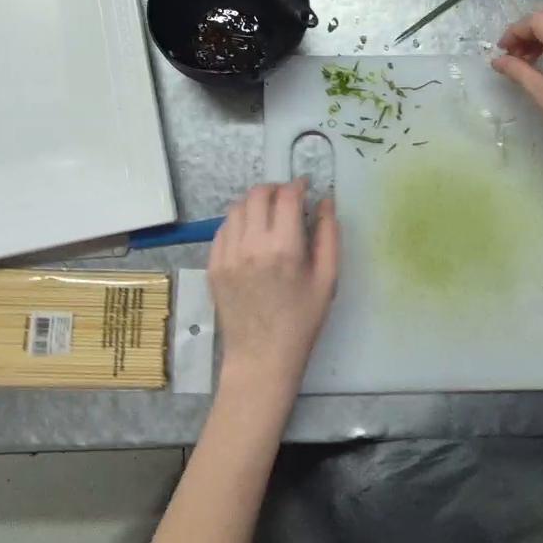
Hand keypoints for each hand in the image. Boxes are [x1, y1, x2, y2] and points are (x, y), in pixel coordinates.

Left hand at [210, 180, 339, 393]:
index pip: (287, 196)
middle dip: (275, 189)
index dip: (298, 185)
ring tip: (268, 217)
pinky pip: (223, 229)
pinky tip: (250, 236)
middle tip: (288, 200)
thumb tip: (325, 202)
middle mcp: (252, 245)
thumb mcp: (327, 279)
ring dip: (255, 204)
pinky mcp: (213, 265)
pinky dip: (238, 223)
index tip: (306, 188)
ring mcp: (228, 255)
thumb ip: (328, 235)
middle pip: (258, 194)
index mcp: (284, 248)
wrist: (261, 357)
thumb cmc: (301, 321)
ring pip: (237, 208)